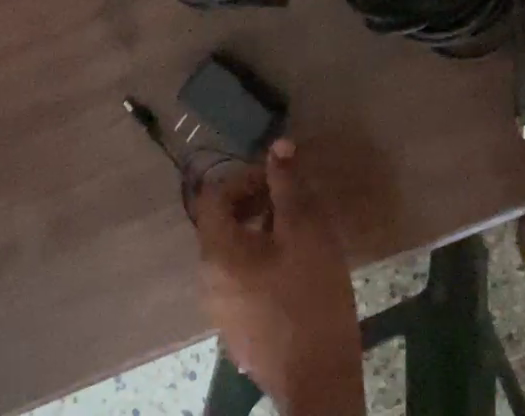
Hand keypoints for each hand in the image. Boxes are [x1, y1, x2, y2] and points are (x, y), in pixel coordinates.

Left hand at [194, 140, 364, 415]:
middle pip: (221, 224)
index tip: (279, 178)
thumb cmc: (310, 296)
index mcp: (217, 251)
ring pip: (233, 254)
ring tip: (299, 235)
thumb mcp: (306, 230)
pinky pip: (242, 281)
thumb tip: (278, 145)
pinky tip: (296, 272)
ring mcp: (219, 309)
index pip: (214, 195)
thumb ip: (288, 186)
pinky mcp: (238, 331)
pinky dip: (261, 263)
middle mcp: (207, 279)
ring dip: (260, 233)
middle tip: (292, 202)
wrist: (317, 379)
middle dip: (255, 204)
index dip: (245, 177)